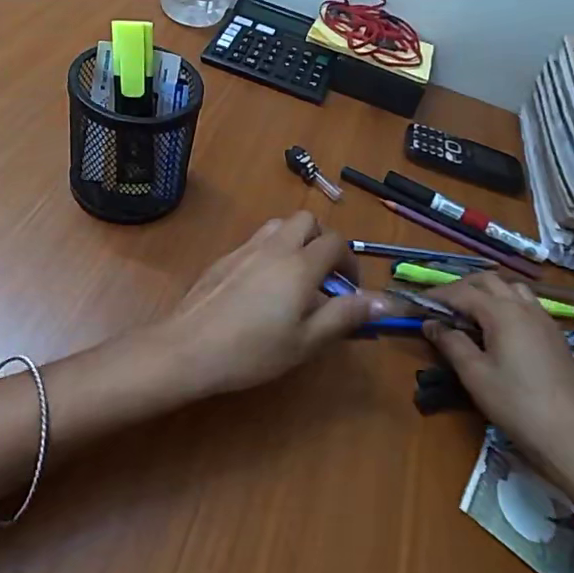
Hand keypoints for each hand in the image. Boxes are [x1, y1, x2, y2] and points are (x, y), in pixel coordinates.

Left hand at [161, 212, 393, 397]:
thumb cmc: (253, 350)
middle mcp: (273, 247)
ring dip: (294, 242)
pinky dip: (269, 253)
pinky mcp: (222, 259)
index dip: (349, 262)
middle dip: (322, 241)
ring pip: (277, 226)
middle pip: (306, 221)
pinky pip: (254, 242)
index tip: (349, 291)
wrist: (188, 347)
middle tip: (323, 278)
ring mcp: (243, 249)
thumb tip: (385, 300)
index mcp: (299, 265)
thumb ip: (345, 315)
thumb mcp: (306, 340)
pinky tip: (261, 289)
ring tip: (294, 279)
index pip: (336, 242)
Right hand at [422, 272, 573, 522]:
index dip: (436, 295)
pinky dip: (505, 304)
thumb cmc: (516, 404)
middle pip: (489, 281)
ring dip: (486, 292)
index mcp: (502, 313)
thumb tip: (431, 323)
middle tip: (439, 306)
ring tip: (467, 313)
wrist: (573, 437)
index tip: (415, 303)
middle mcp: (525, 308)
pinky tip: (497, 329)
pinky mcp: (555, 337)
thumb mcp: (474, 374)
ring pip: (511, 289)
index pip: (461, 292)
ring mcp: (545, 321)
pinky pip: (526, 305)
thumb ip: (450, 343)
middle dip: (461, 287)